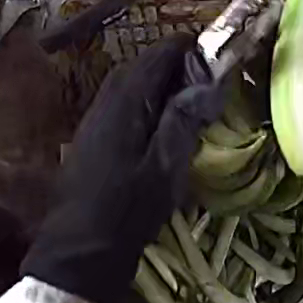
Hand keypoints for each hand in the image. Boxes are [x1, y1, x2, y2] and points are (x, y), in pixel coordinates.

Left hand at [22, 37, 222, 302]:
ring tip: (199, 102)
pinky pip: (129, 97)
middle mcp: (108, 94)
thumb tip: (208, 78)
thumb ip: (184, 118)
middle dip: (185, 65)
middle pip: (152, 60)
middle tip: (216, 86)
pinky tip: (169, 122)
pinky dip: (154, 98)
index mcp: (127, 98)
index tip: (224, 65)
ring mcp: (98, 111)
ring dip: (170, 82)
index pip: (165, 51)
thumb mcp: (165, 167)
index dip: (197, 51)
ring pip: (140, 78)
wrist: (79, 251)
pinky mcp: (96, 128)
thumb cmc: (127, 210)